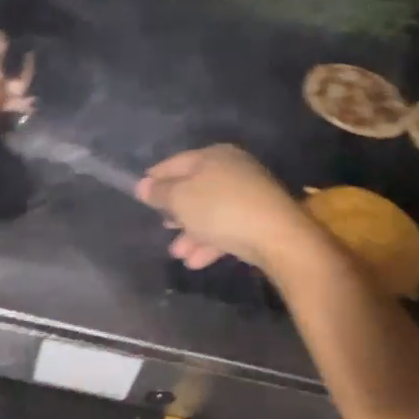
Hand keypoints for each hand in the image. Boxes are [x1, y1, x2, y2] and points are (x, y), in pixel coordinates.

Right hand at [136, 145, 324, 270]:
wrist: (277, 236)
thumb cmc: (220, 209)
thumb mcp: (181, 199)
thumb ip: (160, 192)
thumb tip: (143, 185)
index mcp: (213, 156)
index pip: (175, 162)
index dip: (155, 177)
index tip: (140, 192)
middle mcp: (232, 169)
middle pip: (194, 188)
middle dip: (175, 211)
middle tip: (162, 226)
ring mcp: (248, 194)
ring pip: (210, 212)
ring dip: (191, 233)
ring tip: (178, 254)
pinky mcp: (259, 218)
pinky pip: (227, 228)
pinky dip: (210, 242)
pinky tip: (197, 262)